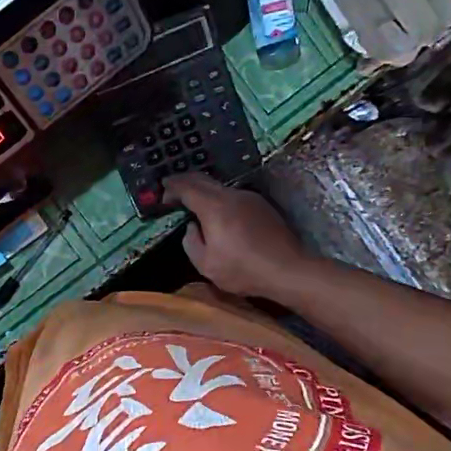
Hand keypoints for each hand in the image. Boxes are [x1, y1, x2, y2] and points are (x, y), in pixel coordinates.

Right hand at [164, 173, 316, 301]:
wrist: (288, 269)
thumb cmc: (243, 270)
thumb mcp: (206, 265)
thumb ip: (191, 243)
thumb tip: (192, 227)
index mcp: (214, 207)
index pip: (187, 187)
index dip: (171, 188)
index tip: (162, 193)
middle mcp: (232, 195)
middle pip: (203, 180)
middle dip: (185, 182)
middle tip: (172, 189)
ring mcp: (250, 198)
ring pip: (220, 188)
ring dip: (204, 192)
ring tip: (195, 203)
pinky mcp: (263, 206)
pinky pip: (234, 197)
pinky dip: (220, 200)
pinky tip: (220, 215)